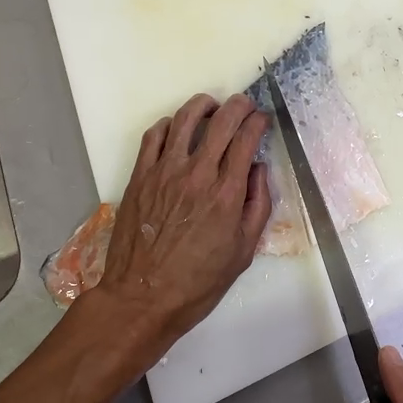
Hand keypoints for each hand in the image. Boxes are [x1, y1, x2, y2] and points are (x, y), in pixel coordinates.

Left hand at [96, 93, 272, 345]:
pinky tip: (176, 128)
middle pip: (221, 120)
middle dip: (239, 105)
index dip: (258, 121)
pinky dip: (168, 123)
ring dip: (203, 104)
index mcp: (226, 194)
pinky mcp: (140, 175)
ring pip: (185, 118)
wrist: (141, 298)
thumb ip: (257, 206)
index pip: (246, 139)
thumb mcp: (243, 252)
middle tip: (245, 105)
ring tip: (211, 106)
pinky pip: (154, 135)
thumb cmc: (197, 283)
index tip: (262, 120)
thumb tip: (258, 169)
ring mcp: (165, 171)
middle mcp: (197, 174)